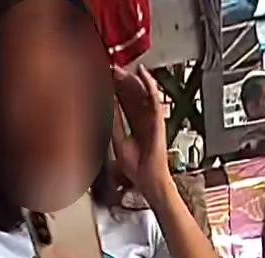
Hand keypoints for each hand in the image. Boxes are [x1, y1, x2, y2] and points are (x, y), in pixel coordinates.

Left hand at [110, 64, 168, 188]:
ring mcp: (151, 119)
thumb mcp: (120, 144)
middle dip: (122, 82)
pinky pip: (154, 99)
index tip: (106, 80)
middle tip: (111, 69)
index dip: (117, 92)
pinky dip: (149, 85)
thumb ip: (115, 126)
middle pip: (133, 96)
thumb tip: (108, 109)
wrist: (148, 180)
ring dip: (132, 80)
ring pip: (142, 94)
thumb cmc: (137, 170)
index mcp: (135, 127)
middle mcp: (144, 120)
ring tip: (121, 69)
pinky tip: (142, 73)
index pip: (125, 104)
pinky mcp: (158, 120)